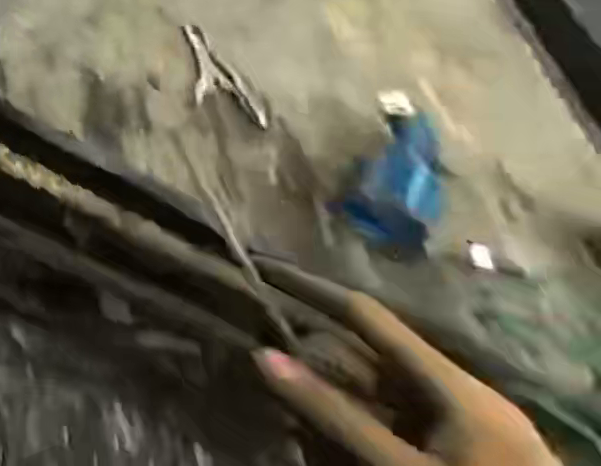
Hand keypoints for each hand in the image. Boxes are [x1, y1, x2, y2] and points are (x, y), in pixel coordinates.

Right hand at [254, 292, 559, 465]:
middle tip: (250, 325)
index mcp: (457, 386)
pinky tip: (315, 410)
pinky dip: (349, 404)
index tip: (256, 266)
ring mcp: (464, 424)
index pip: (365, 313)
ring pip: (375, 382)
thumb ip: (337, 414)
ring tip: (271, 366)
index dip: (309, 286)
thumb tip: (259, 354)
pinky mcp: (461, 449)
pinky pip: (390, 411)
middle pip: (366, 349)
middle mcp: (459, 393)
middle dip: (308, 339)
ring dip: (324, 375)